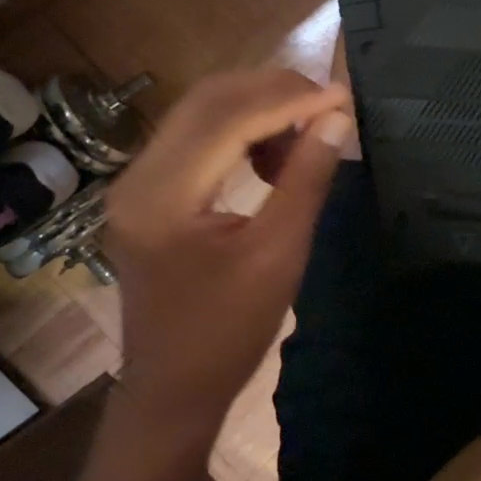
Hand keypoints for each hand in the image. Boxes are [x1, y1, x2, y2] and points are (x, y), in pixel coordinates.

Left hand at [103, 70, 354, 405]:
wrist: (172, 389)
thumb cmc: (228, 332)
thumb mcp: (279, 255)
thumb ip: (306, 179)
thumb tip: (337, 118)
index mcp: (164, 195)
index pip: (229, 119)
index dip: (290, 100)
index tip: (343, 97)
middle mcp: (139, 176)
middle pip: (208, 100)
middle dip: (274, 91)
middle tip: (329, 103)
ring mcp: (137, 182)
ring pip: (202, 112)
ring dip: (259, 108)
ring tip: (307, 131)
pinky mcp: (148, 191)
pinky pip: (197, 136)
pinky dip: (241, 130)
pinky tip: (274, 156)